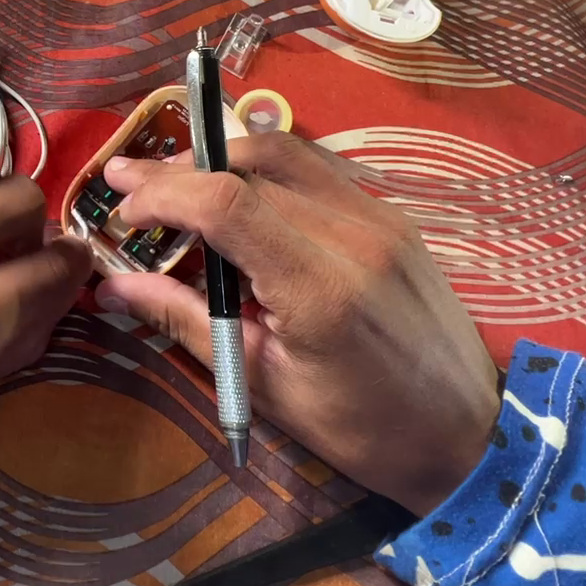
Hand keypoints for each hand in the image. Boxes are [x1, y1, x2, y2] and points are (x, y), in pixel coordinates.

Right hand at [94, 133, 497, 515]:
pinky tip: (233, 184)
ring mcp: (378, 215)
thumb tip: (111, 287)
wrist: (474, 435)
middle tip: (124, 178)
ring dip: (216, 155)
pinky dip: (259, 164)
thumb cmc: (361, 429)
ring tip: (172, 177)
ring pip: (281, 151)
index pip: (226, 204)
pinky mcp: (389, 212)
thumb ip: (184, 321)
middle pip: (246, 167)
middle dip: (174, 171)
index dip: (164, 195)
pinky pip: (312, 166)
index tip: (126, 213)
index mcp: (319, 289)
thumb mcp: (262, 385)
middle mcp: (353, 233)